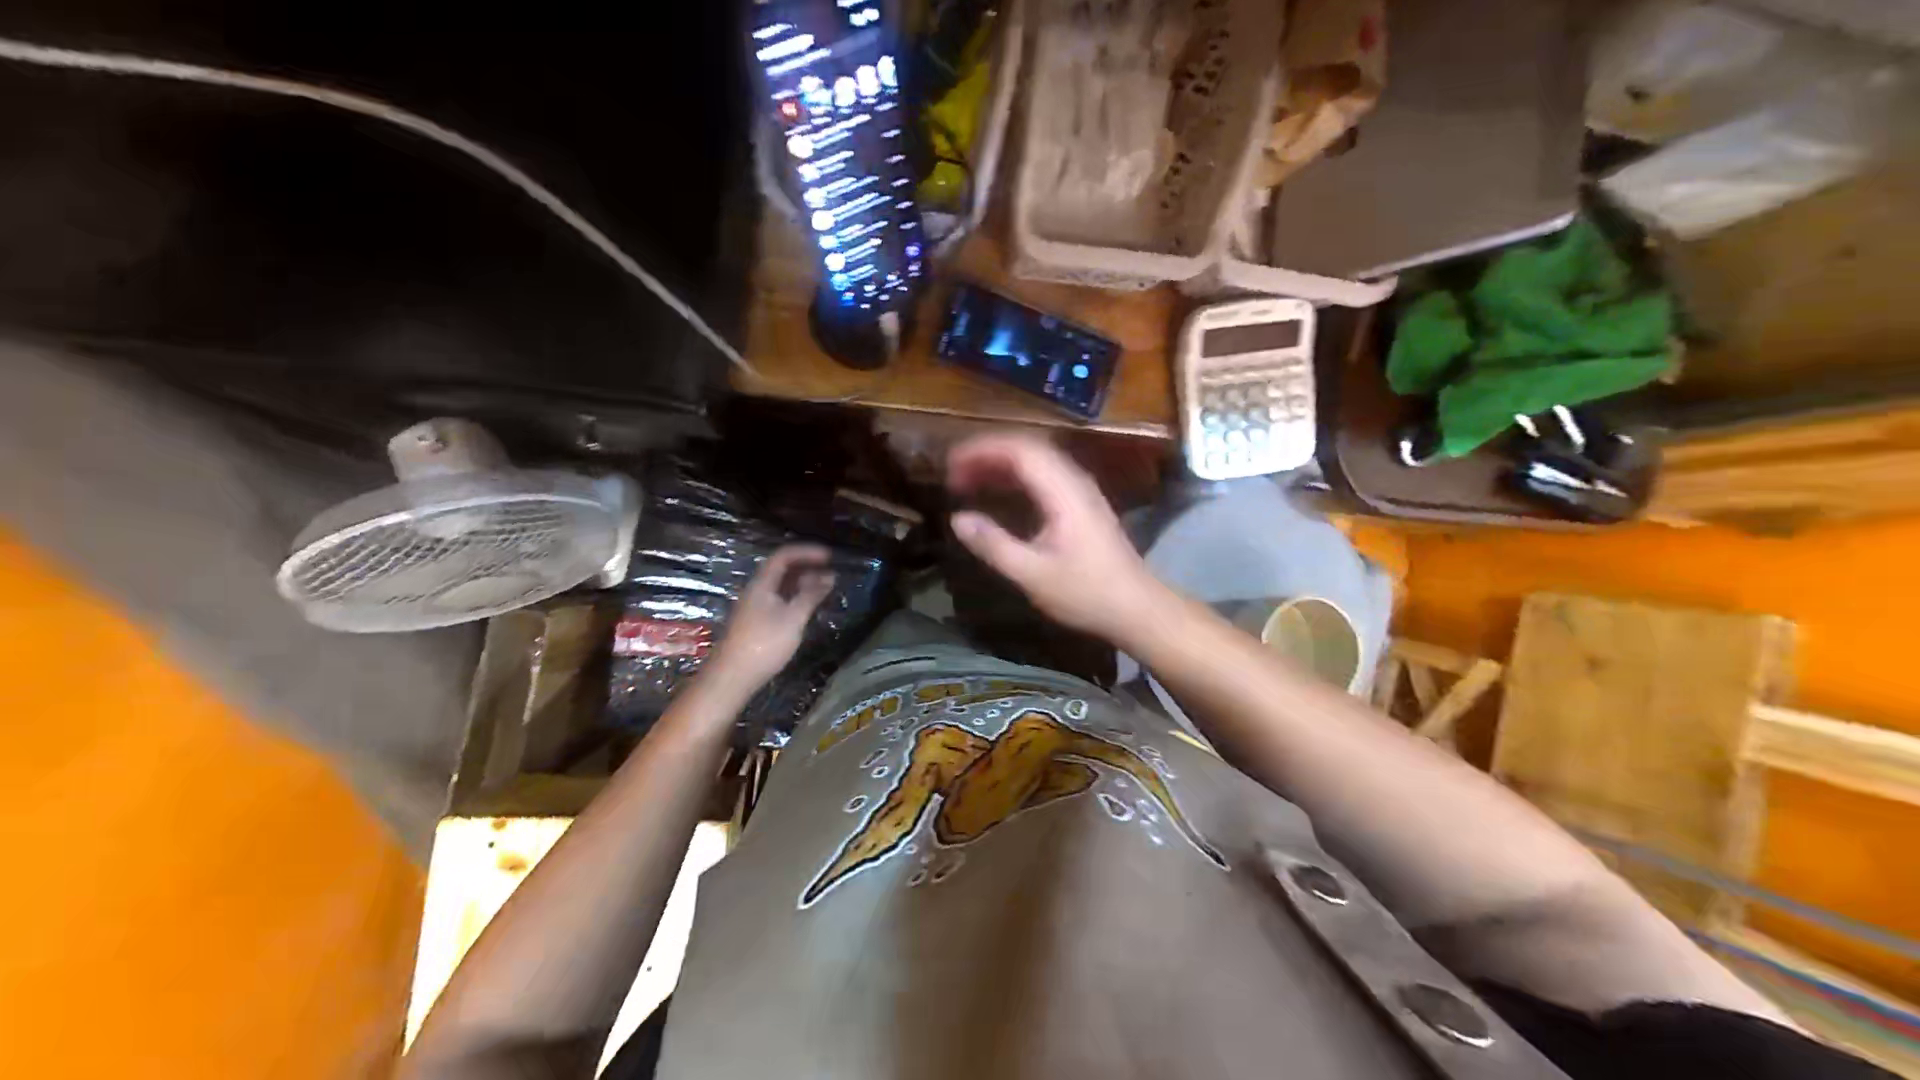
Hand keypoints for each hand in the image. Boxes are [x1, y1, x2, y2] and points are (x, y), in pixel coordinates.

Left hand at [705, 544, 836, 689]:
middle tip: (830, 572)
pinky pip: (778, 600)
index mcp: (762, 584)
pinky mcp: (755, 623)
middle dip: (807, 567)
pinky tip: (806, 608)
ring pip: (780, 587)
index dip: (806, 552)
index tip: (829, 556)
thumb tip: (828, 576)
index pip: (784, 556)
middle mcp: (756, 591)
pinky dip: (795, 598)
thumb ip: (810, 595)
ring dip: (802, 584)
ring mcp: (754, 607)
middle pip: (781, 570)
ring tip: (824, 589)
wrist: (732, 677)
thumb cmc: (764, 644)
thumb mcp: (793, 618)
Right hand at [946, 433, 1165, 638]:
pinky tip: (1000, 495)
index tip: (950, 464)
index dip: (981, 450)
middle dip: (987, 454)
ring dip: (1001, 465)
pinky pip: (1044, 476)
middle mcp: (1074, 482)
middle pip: (1028, 448)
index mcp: (1063, 492)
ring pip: (1037, 461)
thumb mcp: (1032, 574)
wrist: (1138, 609)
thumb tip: (958, 518)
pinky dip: (1016, 478)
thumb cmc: (1086, 593)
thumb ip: (993, 544)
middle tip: (953, 474)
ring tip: (969, 481)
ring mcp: (1082, 492)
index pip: (1019, 450)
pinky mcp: (1083, 505)